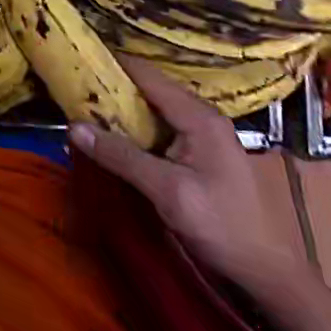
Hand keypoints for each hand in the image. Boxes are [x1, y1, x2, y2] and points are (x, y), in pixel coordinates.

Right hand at [68, 60, 299, 287]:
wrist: (263, 273)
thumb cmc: (222, 226)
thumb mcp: (167, 190)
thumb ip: (121, 156)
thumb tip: (72, 126)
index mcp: (198, 117)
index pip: (146, 74)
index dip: (110, 62)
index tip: (73, 56)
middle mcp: (199, 117)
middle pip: (145, 88)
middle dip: (107, 85)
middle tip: (67, 83)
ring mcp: (198, 135)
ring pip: (146, 109)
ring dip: (114, 107)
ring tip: (75, 103)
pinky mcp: (192, 153)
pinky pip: (152, 128)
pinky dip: (126, 127)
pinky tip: (103, 133)